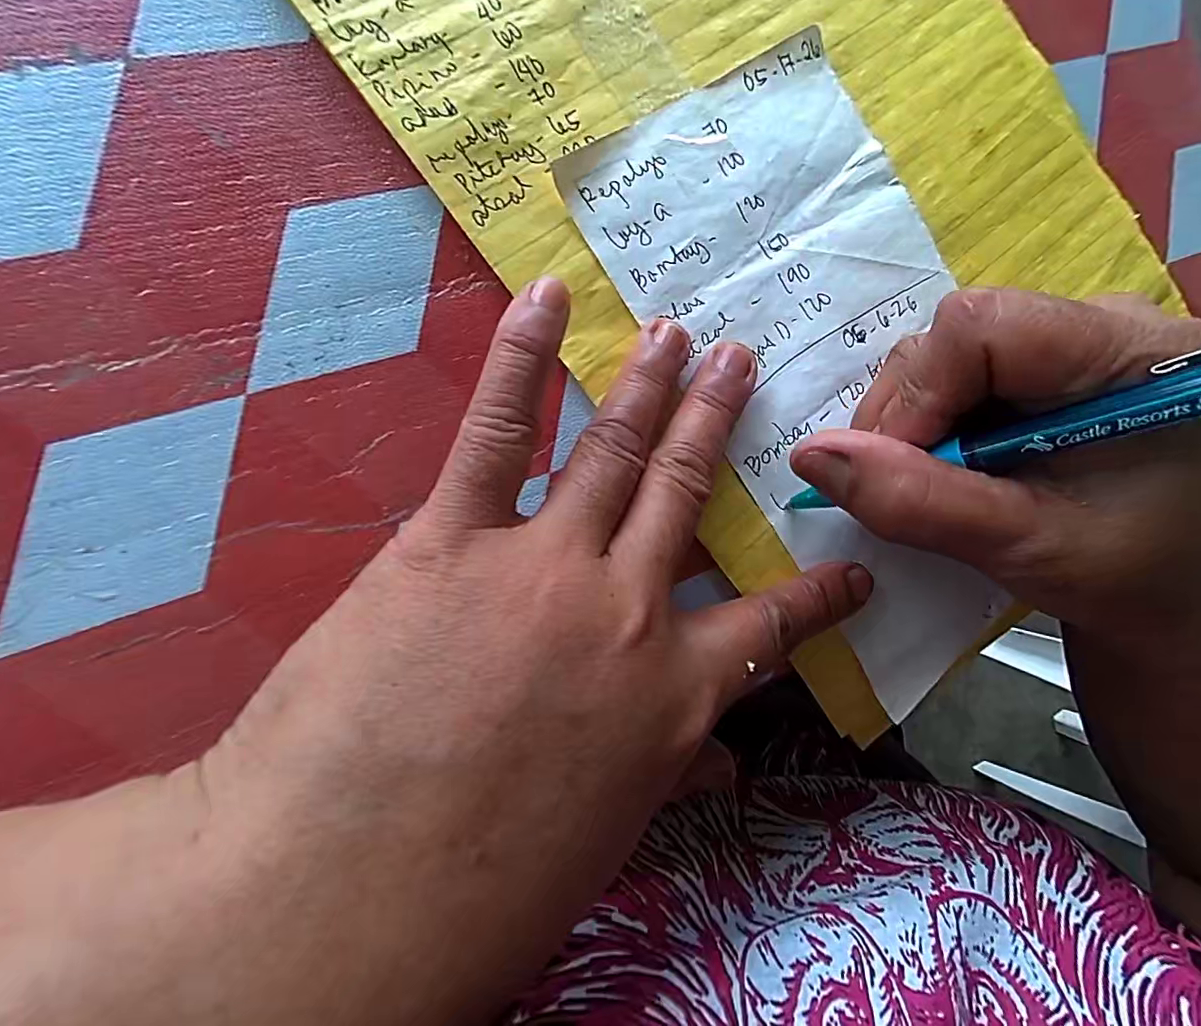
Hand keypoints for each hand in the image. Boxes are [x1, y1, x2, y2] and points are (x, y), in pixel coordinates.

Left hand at [202, 277, 869, 1022]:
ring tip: (672, 334)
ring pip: (611, 451)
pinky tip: (545, 303)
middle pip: (686, 495)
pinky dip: (522, 360)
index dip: (818, 593)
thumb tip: (720, 767)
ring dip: (646, 385)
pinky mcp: (450, 542)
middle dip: (714, 422)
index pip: (769, 627)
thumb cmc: (485, 889)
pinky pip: (496, 434)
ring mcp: (541, 565)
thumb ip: (663, 773)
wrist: (349, 896)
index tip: (851, 564)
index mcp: (671, 697)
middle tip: (736, 362)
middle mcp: (624, 611)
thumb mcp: (603, 832)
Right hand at [789, 288, 1200, 643]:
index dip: (918, 394)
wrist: (1165, 598)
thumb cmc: (1123, 579)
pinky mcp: (1035, 366)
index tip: (904, 469)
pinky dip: (923, 425)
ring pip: (936, 354)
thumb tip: (811, 455)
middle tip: (918, 487)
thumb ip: (915, 501)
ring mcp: (1063, 341)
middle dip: (908, 416)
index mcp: (1127, 354)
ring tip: (941, 484)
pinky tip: (950, 464)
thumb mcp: (1018, 548)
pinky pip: (944, 374)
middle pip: (950, 335)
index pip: (981, 327)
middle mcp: (1096, 326)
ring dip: (910, 424)